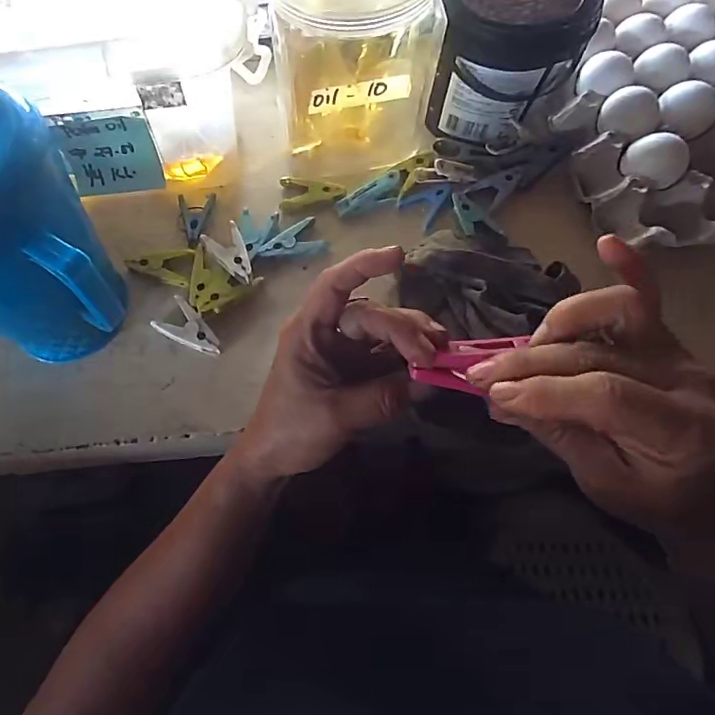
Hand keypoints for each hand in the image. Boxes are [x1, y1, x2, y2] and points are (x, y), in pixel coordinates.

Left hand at [233, 246, 447, 482]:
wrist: (274, 458)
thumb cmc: (291, 429)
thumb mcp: (336, 415)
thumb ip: (382, 398)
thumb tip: (429, 382)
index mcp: (307, 332)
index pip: (333, 285)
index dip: (363, 265)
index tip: (399, 256)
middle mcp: (327, 334)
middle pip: (371, 314)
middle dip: (405, 328)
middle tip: (432, 356)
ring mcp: (343, 352)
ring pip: (384, 331)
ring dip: (413, 340)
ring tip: (441, 355)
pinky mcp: (356, 371)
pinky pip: (388, 355)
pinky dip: (410, 359)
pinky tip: (431, 368)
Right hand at [466, 236, 714, 535]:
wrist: (691, 490)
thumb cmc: (646, 494)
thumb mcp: (598, 479)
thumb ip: (553, 431)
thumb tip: (497, 396)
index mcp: (683, 431)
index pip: (605, 395)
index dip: (543, 390)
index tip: (493, 395)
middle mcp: (688, 381)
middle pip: (596, 355)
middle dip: (529, 364)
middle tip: (480, 375)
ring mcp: (678, 352)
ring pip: (616, 313)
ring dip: (557, 325)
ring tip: (522, 349)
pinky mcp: (664, 338)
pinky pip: (647, 298)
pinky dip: (629, 268)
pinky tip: (606, 244)